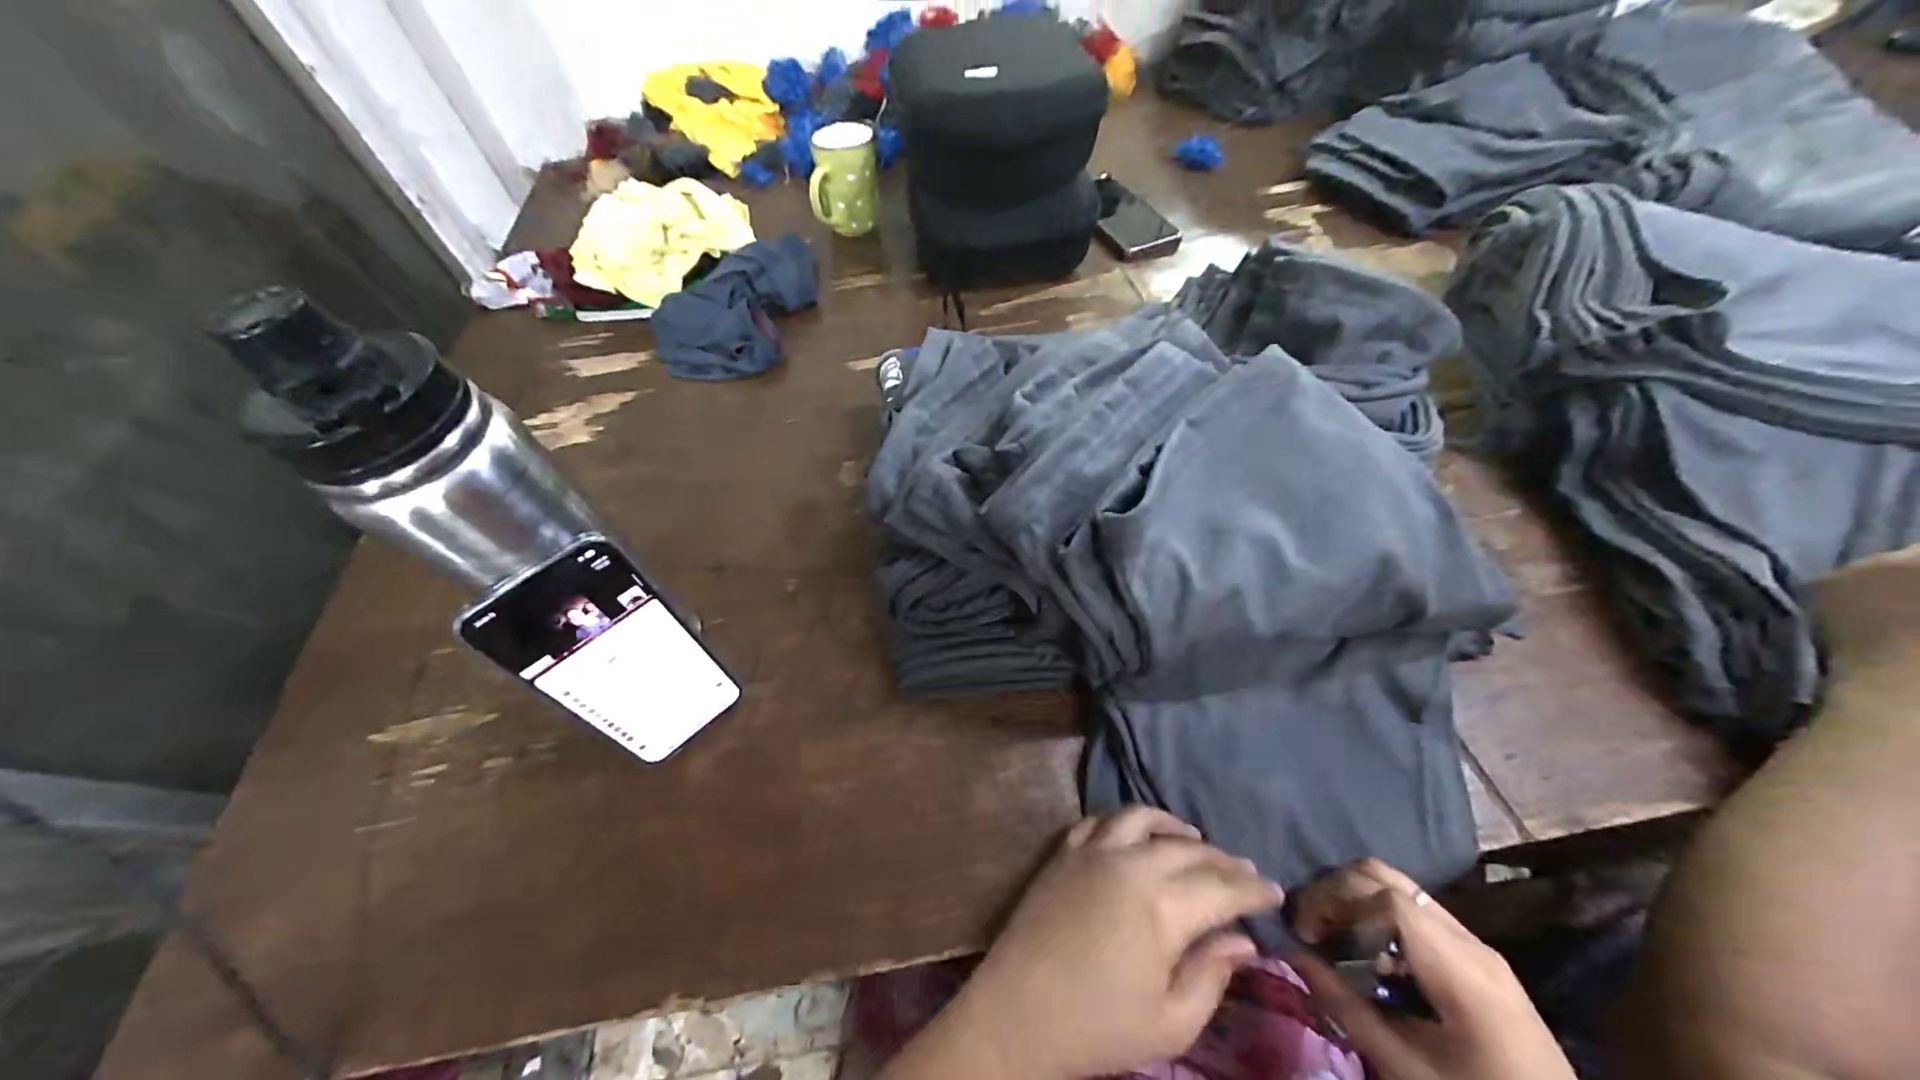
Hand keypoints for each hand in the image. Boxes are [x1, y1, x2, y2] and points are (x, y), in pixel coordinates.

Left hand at [892, 807, 1283, 1079]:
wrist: (1017, 1013)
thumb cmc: (1098, 1026)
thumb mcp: (1171, 1020)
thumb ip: (1212, 974)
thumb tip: (1242, 940)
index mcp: (1162, 905)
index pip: (1222, 887)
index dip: (1253, 890)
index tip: (1274, 892)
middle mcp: (1130, 863)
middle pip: (1189, 849)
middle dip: (1223, 860)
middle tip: (1245, 872)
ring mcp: (1091, 851)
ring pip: (1143, 819)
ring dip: (1175, 827)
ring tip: (1195, 840)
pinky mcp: (1063, 852)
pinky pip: (1099, 820)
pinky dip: (1125, 820)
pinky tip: (1136, 834)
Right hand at [1290, 859, 1575, 1079]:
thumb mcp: (1405, 1066)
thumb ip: (1346, 1006)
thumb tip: (1292, 953)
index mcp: (1459, 968)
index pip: (1385, 898)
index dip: (1334, 902)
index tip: (1304, 933)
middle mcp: (1469, 941)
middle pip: (1387, 878)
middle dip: (1335, 891)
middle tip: (1308, 926)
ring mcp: (1477, 945)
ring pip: (1399, 886)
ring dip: (1353, 897)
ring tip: (1329, 932)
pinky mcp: (1477, 957)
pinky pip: (1415, 911)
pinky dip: (1376, 913)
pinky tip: (1364, 950)